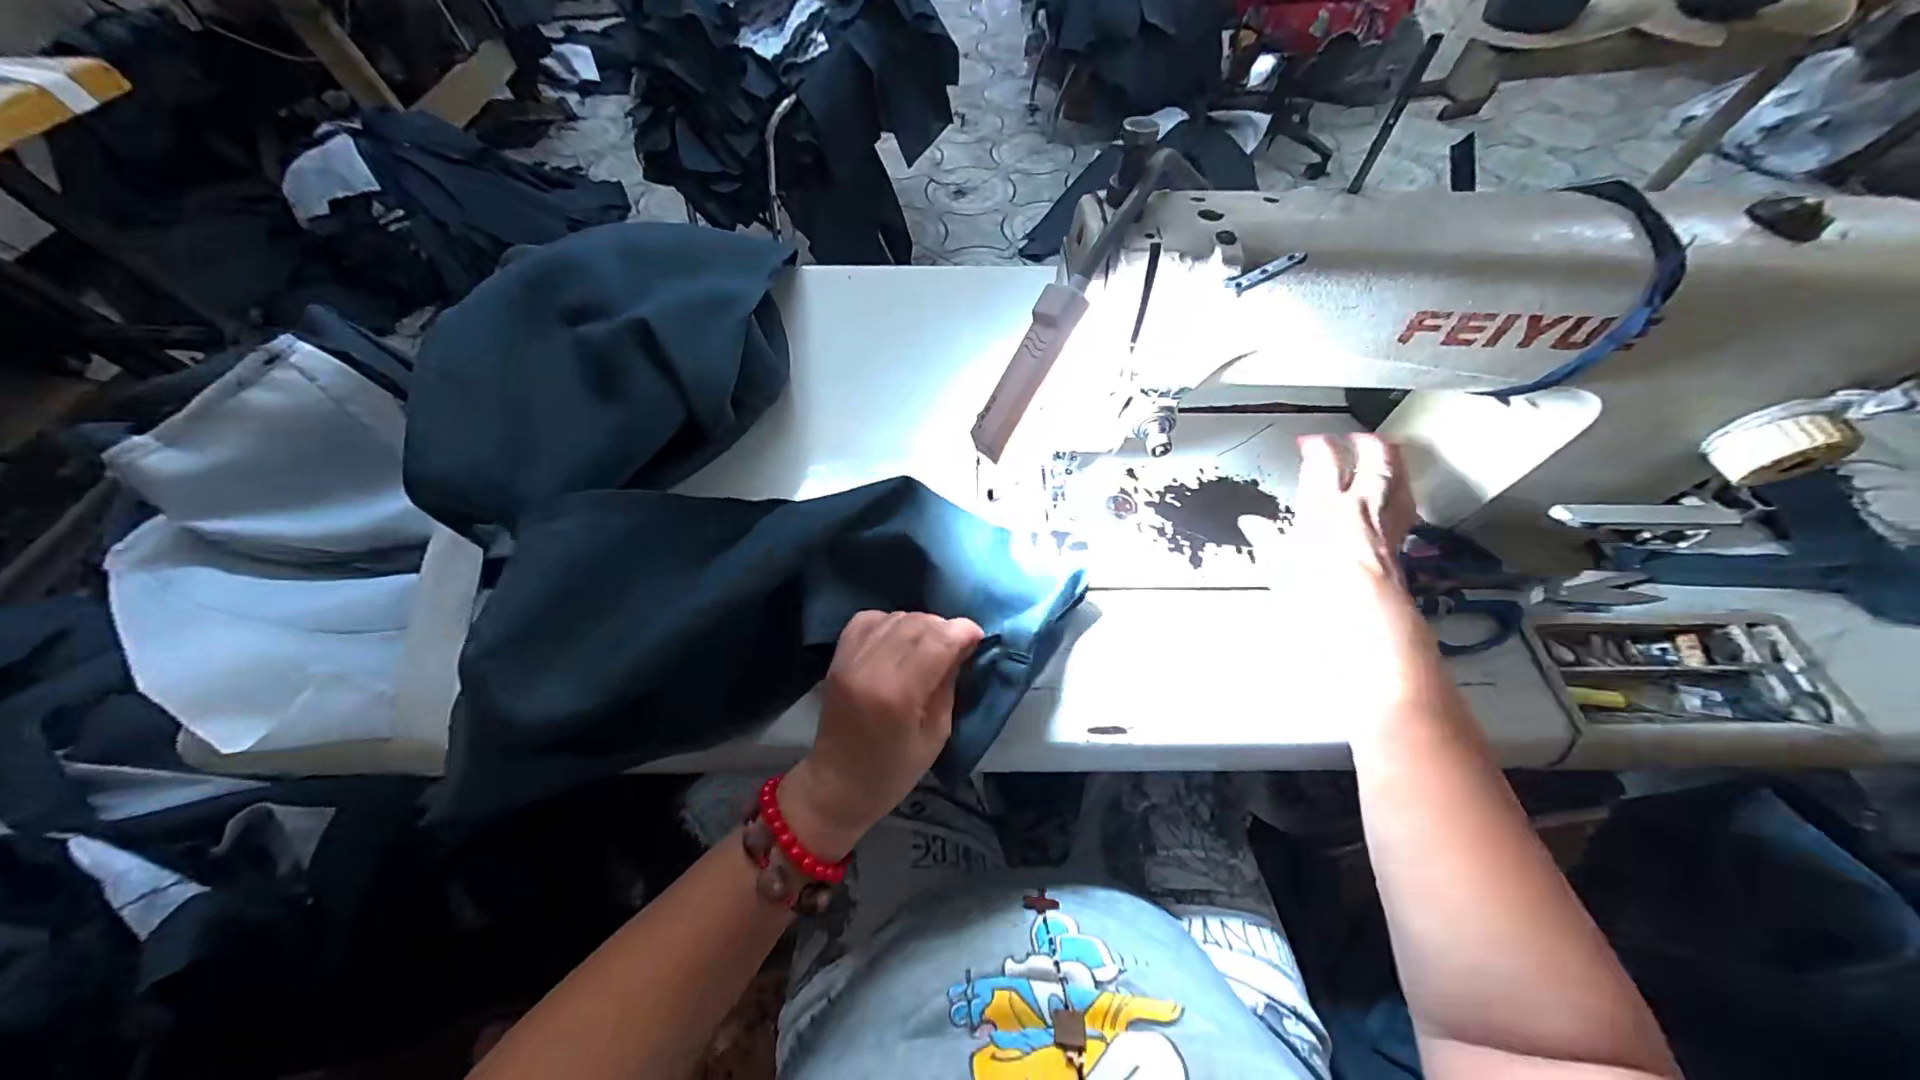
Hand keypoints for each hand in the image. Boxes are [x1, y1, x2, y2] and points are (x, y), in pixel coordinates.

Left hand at [780, 611, 984, 860]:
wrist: (837, 784)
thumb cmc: (893, 771)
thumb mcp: (937, 734)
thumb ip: (949, 684)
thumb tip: (962, 647)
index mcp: (899, 693)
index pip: (939, 639)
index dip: (964, 631)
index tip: (978, 638)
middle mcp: (872, 667)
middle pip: (918, 622)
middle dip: (945, 627)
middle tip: (957, 645)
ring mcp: (850, 658)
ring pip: (896, 616)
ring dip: (920, 624)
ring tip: (930, 644)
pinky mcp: (838, 656)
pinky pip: (869, 619)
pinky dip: (890, 623)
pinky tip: (899, 640)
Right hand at [1245, 433, 1415, 592]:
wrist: (1363, 615)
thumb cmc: (1319, 591)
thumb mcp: (1279, 564)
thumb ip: (1267, 539)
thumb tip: (1253, 525)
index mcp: (1323, 505)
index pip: (1323, 461)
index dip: (1317, 446)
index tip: (1310, 442)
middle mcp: (1358, 506)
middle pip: (1370, 460)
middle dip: (1362, 443)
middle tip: (1355, 437)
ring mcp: (1384, 521)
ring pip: (1395, 477)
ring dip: (1391, 460)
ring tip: (1387, 450)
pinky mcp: (1400, 540)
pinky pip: (1405, 504)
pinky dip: (1402, 491)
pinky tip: (1402, 493)